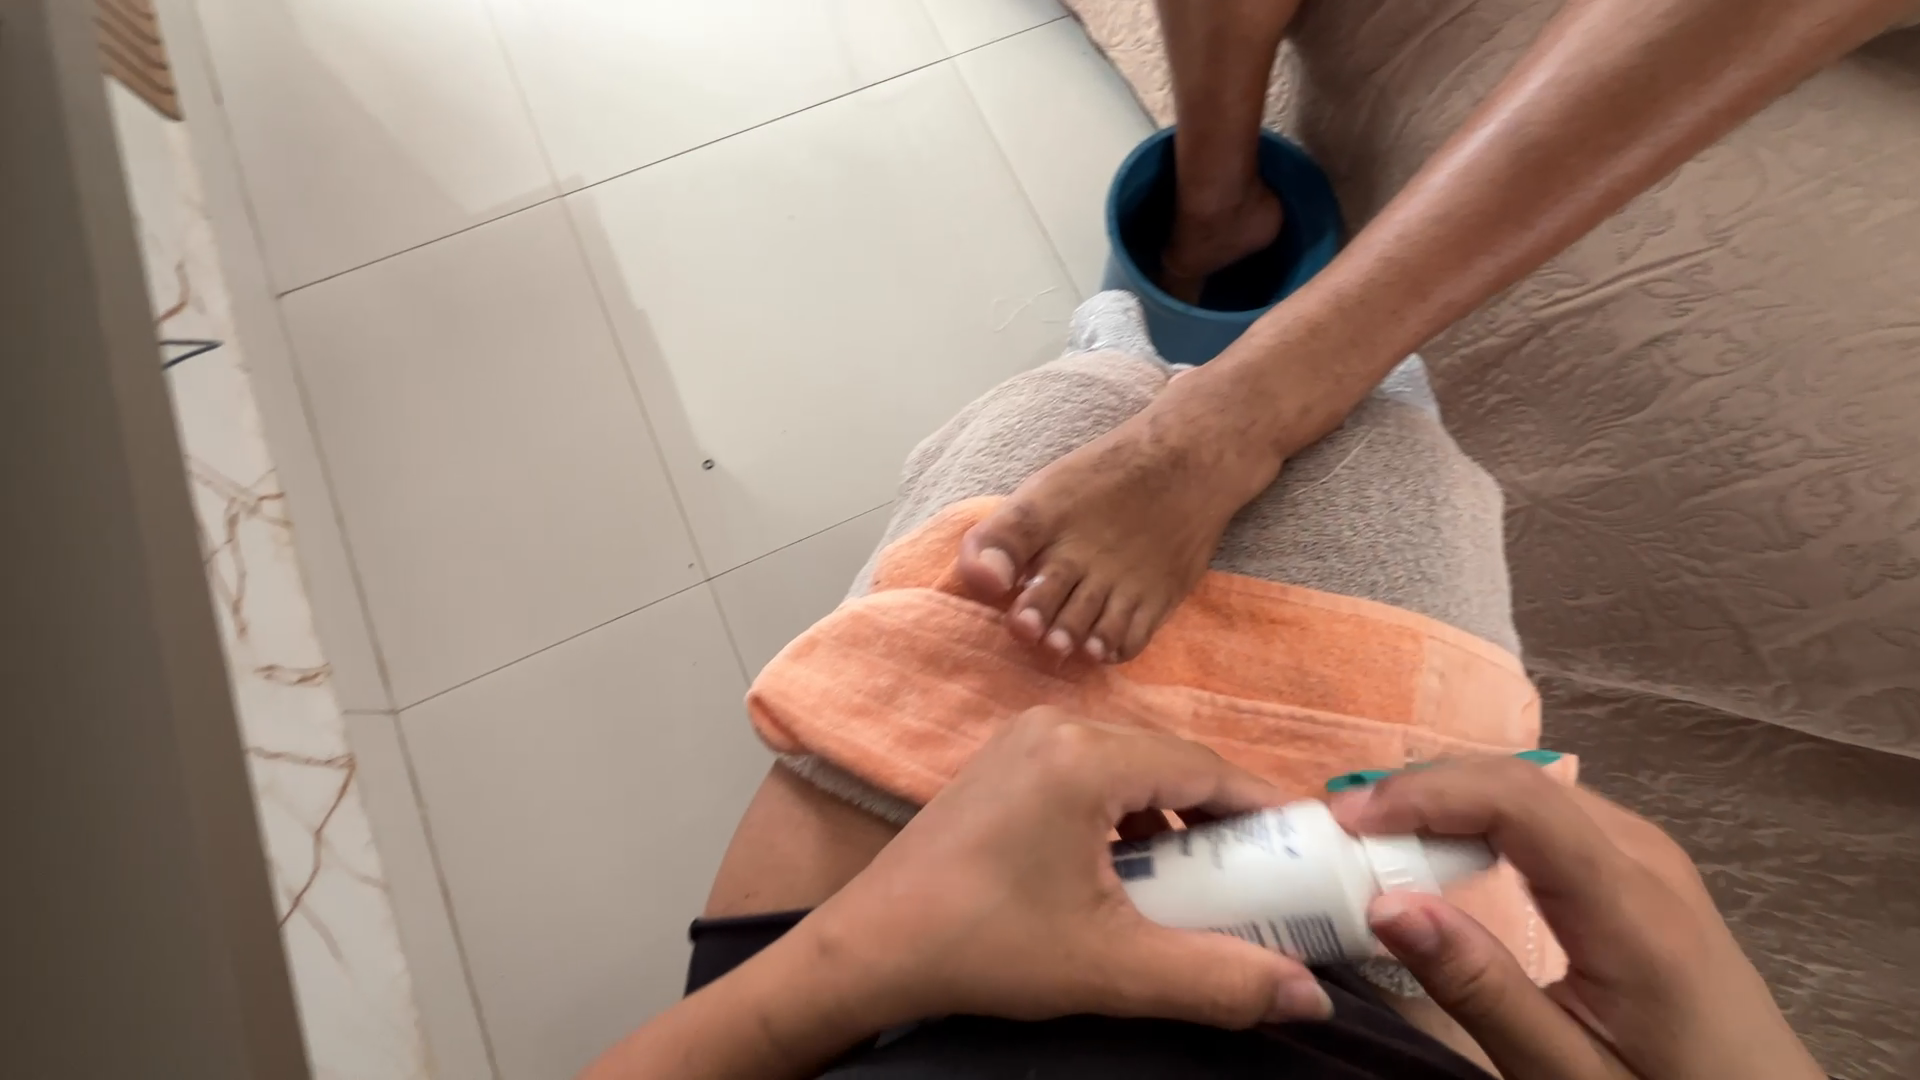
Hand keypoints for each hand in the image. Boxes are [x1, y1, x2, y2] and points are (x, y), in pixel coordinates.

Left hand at [792, 708, 1334, 1030]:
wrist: (876, 941)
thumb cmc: (988, 944)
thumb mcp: (1111, 967)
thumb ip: (1219, 978)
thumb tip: (1311, 996)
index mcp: (1083, 756)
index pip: (1200, 765)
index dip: (1259, 806)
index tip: (1305, 847)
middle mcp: (1055, 725)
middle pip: (1165, 759)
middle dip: (1216, 816)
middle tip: (1259, 874)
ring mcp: (1025, 736)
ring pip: (1127, 765)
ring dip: (1168, 815)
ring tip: (1197, 879)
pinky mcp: (1007, 757)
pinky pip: (1088, 770)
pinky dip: (1123, 811)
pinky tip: (1128, 865)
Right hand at [1334, 758, 1823, 1079]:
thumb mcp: (1573, 1079)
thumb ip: (1481, 991)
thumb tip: (1383, 904)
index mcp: (1638, 913)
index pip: (1518, 804)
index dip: (1421, 794)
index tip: (1345, 820)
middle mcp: (1642, 854)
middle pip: (1508, 778)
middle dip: (1412, 791)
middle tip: (1341, 830)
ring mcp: (1637, 845)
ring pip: (1513, 780)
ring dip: (1433, 797)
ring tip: (1371, 835)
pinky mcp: (1624, 852)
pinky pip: (1527, 801)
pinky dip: (1462, 809)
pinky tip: (1431, 842)